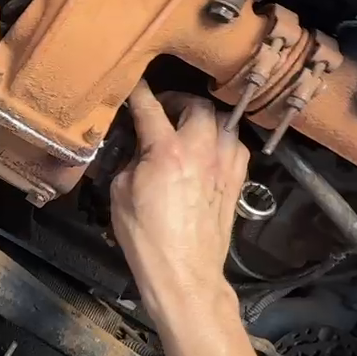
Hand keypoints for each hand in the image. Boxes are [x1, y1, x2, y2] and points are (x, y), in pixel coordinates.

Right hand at [110, 83, 249, 331]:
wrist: (184, 272)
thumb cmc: (145, 236)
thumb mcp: (119, 192)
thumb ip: (130, 160)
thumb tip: (138, 146)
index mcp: (166, 152)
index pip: (150, 107)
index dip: (139, 91)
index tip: (132, 83)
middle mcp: (201, 151)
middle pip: (197, 105)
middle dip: (177, 101)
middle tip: (161, 109)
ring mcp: (224, 165)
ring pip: (222, 122)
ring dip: (203, 118)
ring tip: (186, 126)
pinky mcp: (237, 180)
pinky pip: (234, 144)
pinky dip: (220, 138)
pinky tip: (207, 148)